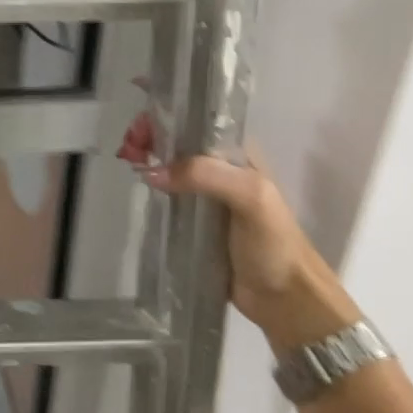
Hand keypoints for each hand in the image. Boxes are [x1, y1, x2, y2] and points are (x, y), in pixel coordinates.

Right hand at [118, 114, 358, 350]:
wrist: (285, 299)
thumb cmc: (275, 243)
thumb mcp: (251, 197)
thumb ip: (205, 175)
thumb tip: (151, 171)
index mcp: (236, 153)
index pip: (195, 118)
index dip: (165, 112)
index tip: (139, 121)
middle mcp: (219, 167)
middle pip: (175, 138)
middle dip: (148, 134)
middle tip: (129, 150)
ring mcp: (205, 194)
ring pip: (167, 163)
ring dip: (144, 156)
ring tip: (128, 164)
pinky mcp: (193, 220)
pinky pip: (165, 194)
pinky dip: (148, 185)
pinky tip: (137, 185)